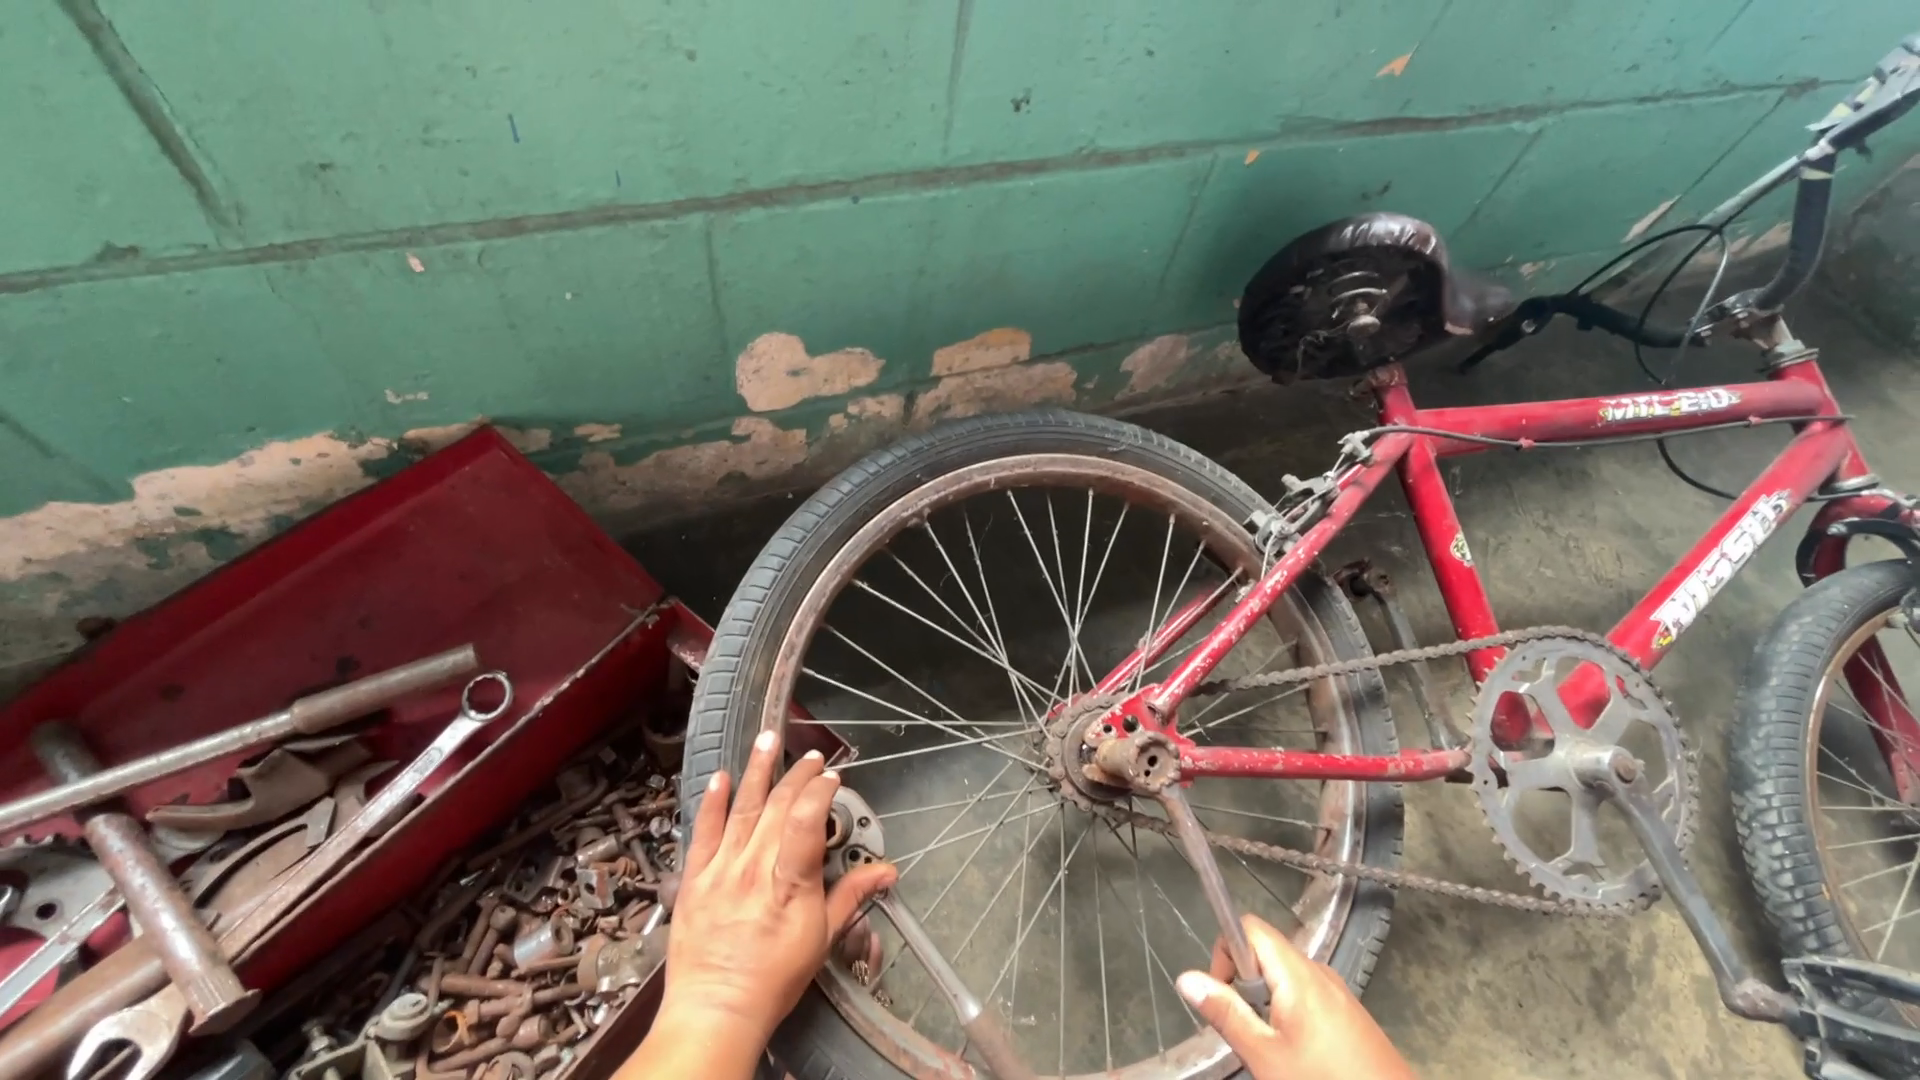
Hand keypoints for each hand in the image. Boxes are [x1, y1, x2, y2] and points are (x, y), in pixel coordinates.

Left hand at [659, 727, 897, 1048]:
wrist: (714, 1012)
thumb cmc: (773, 979)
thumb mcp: (822, 939)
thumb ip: (851, 895)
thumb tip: (887, 871)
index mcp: (789, 885)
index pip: (806, 822)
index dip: (820, 792)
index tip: (832, 778)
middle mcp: (754, 870)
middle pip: (778, 808)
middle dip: (798, 776)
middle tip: (812, 756)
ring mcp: (721, 871)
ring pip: (743, 809)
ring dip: (758, 771)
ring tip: (769, 739)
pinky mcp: (694, 879)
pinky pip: (704, 831)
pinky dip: (713, 802)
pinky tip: (722, 776)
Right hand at [1176, 914, 1415, 1079]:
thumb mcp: (1265, 1057)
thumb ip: (1225, 1014)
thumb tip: (1185, 977)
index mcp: (1298, 974)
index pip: (1250, 927)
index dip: (1226, 952)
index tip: (1223, 995)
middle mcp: (1320, 972)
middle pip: (1266, 953)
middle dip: (1244, 984)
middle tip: (1246, 1031)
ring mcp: (1339, 994)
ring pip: (1285, 977)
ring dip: (1266, 1002)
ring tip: (1272, 1049)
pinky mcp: (1351, 1015)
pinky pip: (1307, 995)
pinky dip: (1290, 1013)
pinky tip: (1299, 1057)